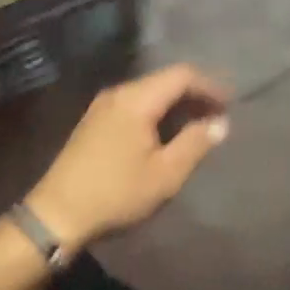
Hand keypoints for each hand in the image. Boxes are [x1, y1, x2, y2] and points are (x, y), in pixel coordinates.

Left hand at [27, 64, 230, 247]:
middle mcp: (117, 94)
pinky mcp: (93, 123)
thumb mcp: (165, 174)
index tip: (231, 104)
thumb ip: (196, 143)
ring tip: (197, 128)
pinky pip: (133, 106)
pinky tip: (165, 136)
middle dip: (194, 95)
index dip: (210, 86)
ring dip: (175, 106)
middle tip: (218, 116)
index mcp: (135, 100)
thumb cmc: (116, 193)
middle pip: (163, 81)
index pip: (181, 75)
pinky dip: (155, 114)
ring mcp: (101, 107)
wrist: (58, 214)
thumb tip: (220, 123)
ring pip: (147, 94)